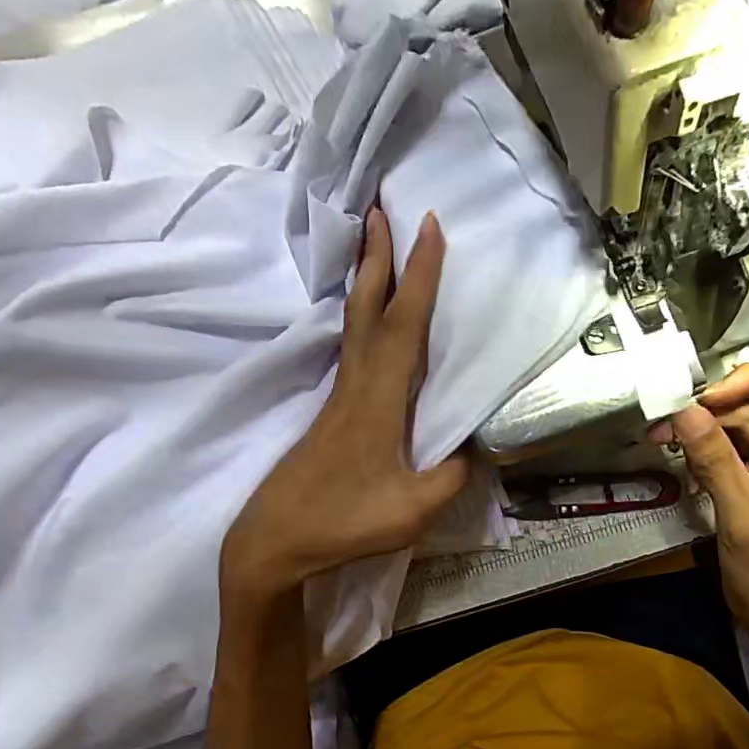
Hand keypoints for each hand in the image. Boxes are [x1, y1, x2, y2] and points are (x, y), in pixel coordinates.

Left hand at [222, 208, 469, 599]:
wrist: (276, 540)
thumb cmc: (344, 522)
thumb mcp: (414, 510)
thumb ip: (451, 475)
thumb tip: (472, 447)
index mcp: (379, 401)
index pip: (402, 326)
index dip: (418, 275)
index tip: (427, 225)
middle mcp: (357, 385)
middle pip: (367, 308)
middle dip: (377, 256)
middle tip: (380, 208)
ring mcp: (340, 396)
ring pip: (355, 323)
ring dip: (367, 279)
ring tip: (374, 243)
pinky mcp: (333, 410)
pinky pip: (353, 346)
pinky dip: (363, 315)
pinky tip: (370, 317)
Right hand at [650, 364, 748, 650]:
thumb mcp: (745, 517)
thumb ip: (715, 459)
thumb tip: (684, 410)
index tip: (707, 399)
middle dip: (716, 412)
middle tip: (668, 421)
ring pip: (746, 432)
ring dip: (706, 434)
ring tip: (665, 440)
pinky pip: (737, 456)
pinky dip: (710, 455)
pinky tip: (684, 460)